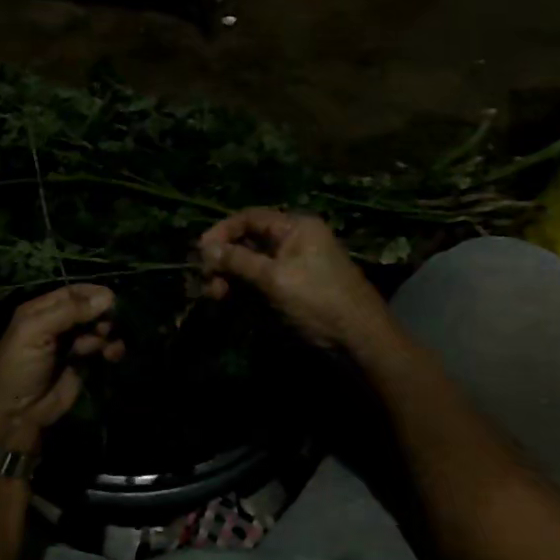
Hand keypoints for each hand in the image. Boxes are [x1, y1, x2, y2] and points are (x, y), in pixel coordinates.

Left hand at [0, 284, 123, 452]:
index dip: (93, 294)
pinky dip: (111, 349)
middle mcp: (57, 325)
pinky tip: (113, 355)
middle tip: (109, 325)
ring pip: (98, 329)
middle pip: (89, 310)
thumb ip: (68, 312)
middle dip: (103, 314)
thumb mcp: (35, 332)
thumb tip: (107, 297)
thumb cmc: (18, 368)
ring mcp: (71, 346)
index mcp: (40, 311)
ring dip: (109, 333)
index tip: (113, 300)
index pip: (72, 292)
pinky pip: (102, 350)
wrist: (14, 415)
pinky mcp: (83, 366)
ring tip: (110, 345)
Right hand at [198, 209, 392, 349]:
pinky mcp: (294, 290)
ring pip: (252, 266)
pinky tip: (232, 305)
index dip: (222, 232)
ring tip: (217, 297)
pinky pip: (262, 284)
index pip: (250, 218)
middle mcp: (295, 242)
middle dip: (224, 260)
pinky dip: (245, 291)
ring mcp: (295, 267)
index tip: (200, 253)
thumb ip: (238, 260)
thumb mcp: (274, 278)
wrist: (359, 341)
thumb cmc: (318, 302)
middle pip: (248, 242)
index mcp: (296, 228)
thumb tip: (205, 247)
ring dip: (231, 279)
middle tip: (208, 284)